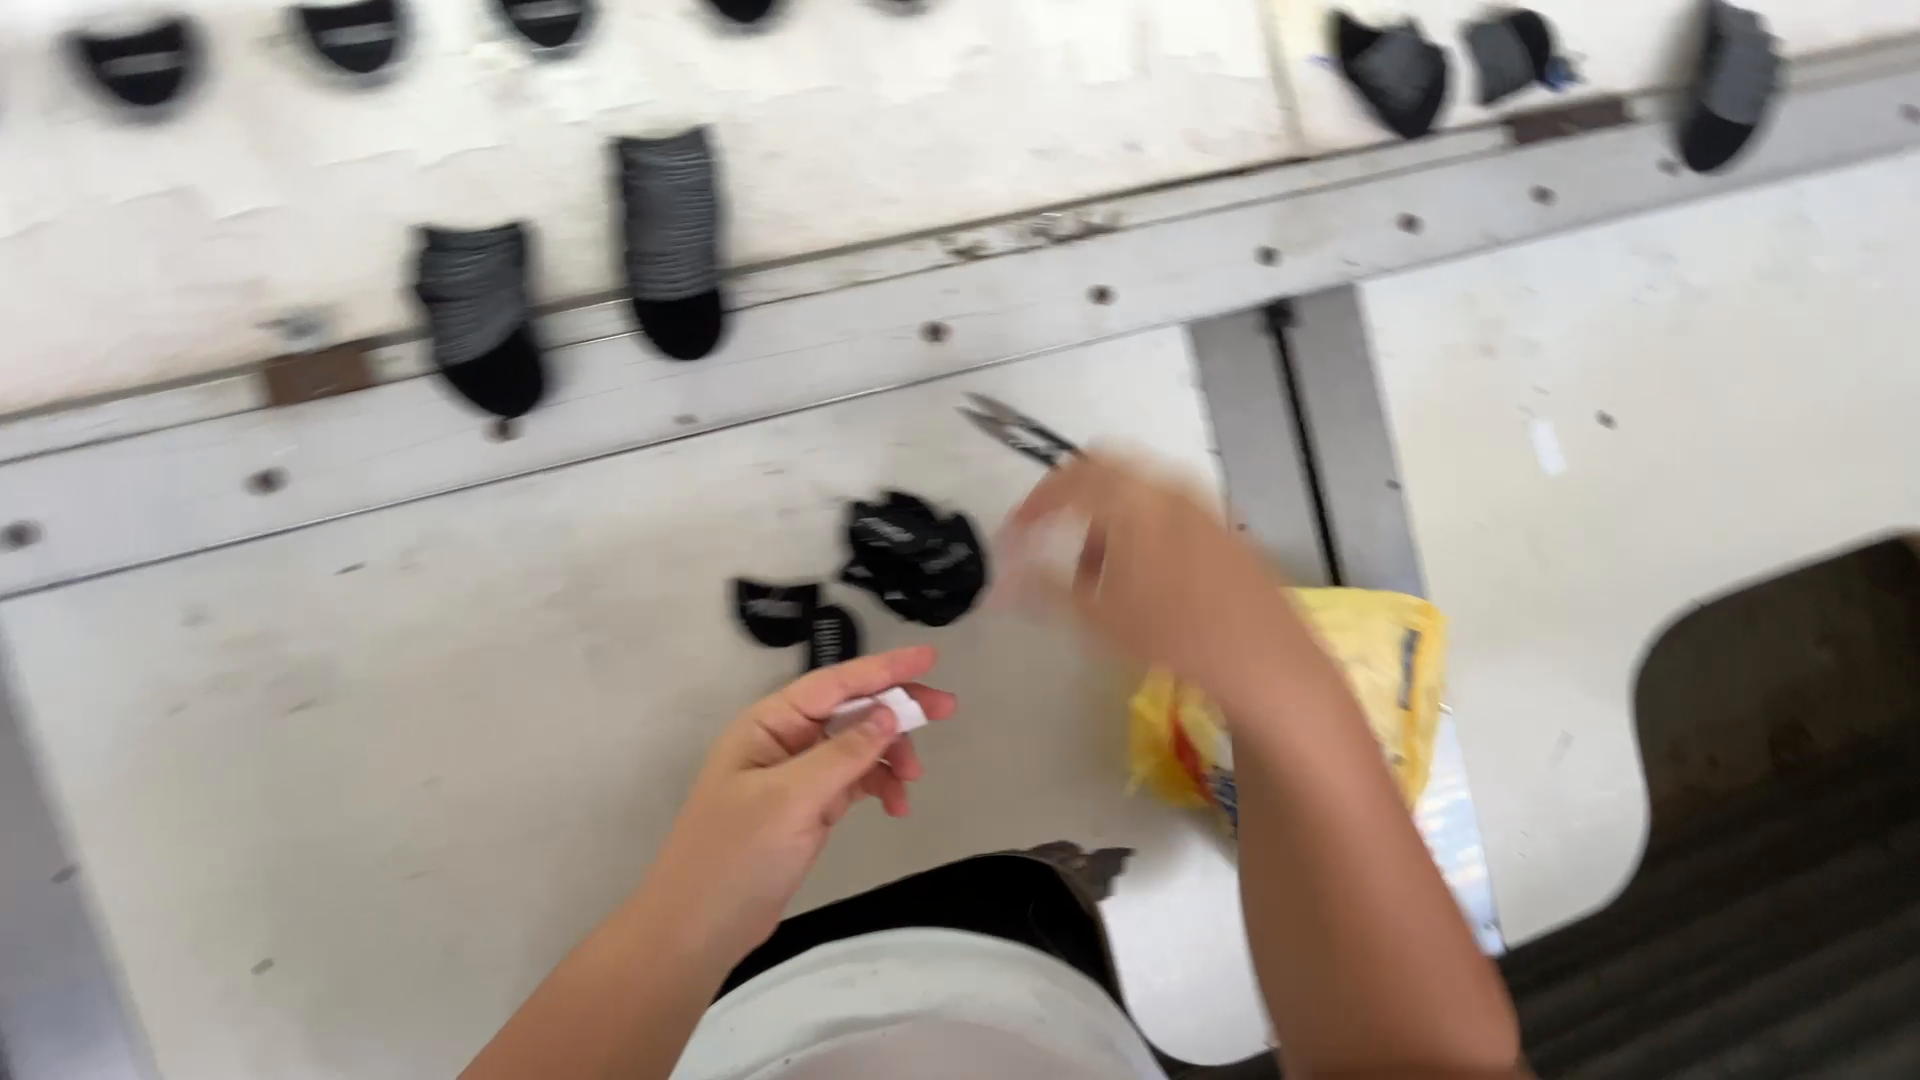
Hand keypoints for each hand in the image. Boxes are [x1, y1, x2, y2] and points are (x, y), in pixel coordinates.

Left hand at [635, 646, 956, 961]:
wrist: (696, 931)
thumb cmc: (734, 857)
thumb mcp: (790, 800)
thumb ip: (843, 754)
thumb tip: (890, 713)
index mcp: (769, 723)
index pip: (835, 683)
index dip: (884, 668)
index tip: (929, 658)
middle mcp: (785, 739)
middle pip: (851, 709)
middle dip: (898, 708)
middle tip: (947, 709)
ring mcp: (798, 774)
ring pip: (859, 745)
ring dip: (890, 755)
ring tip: (913, 780)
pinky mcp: (809, 806)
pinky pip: (855, 780)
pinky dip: (879, 786)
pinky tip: (897, 806)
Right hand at [1005, 453, 1322, 712]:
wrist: (1267, 660)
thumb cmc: (1176, 637)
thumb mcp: (1099, 617)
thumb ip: (1044, 587)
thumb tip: (1000, 579)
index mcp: (1132, 500)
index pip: (1067, 480)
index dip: (1032, 506)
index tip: (1013, 535)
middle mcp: (1167, 488)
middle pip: (1101, 472)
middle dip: (1069, 503)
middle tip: (1049, 540)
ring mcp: (1200, 502)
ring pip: (1134, 492)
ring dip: (1103, 519)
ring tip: (1095, 575)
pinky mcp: (1221, 524)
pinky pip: (1163, 508)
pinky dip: (1136, 528)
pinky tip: (1139, 578)